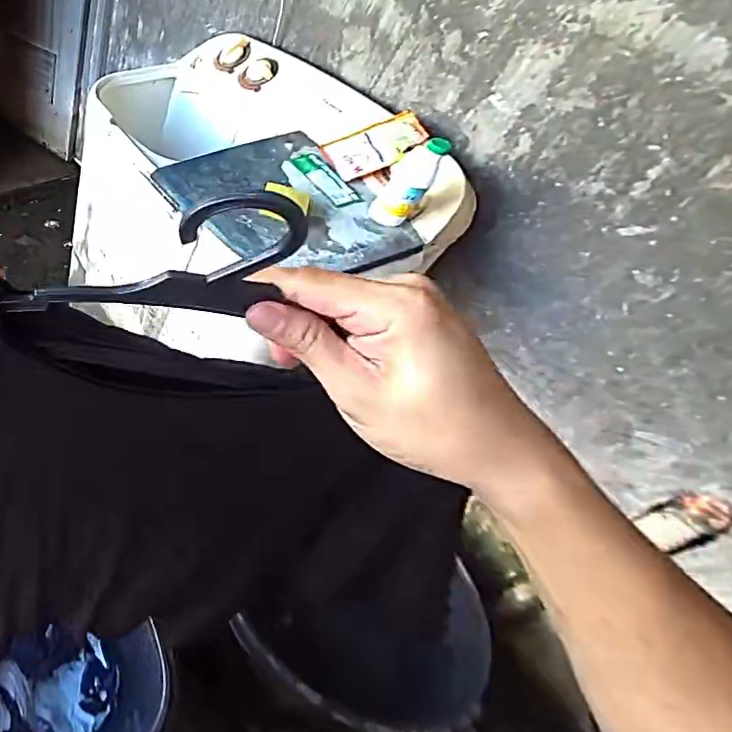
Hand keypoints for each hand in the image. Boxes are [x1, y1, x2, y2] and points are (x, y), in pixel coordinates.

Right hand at [244, 268, 568, 501]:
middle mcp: (408, 287)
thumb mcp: (355, 389)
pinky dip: (339, 329)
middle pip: (323, 288)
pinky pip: (360, 307)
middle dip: (292, 317)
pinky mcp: (417, 309)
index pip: (310, 281)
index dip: (265, 288)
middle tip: (280, 359)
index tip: (230, 299)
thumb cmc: (436, 430)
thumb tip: (258, 310)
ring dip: (314, 326)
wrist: (502, 451)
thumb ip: (304, 342)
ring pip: (338, 298)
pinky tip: (338, 356)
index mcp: (397, 304)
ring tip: (309, 365)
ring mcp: (416, 296)